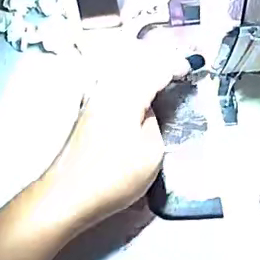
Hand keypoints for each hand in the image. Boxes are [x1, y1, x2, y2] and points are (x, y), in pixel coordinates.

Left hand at [28, 49, 189, 232]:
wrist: (68, 194)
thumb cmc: (114, 175)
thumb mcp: (151, 151)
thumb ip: (155, 122)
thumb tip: (148, 109)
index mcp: (126, 94)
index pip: (155, 69)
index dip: (176, 66)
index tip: (191, 67)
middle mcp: (106, 90)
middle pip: (135, 65)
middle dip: (156, 64)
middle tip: (177, 69)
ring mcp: (92, 101)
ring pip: (121, 75)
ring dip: (141, 74)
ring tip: (159, 80)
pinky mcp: (85, 115)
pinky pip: (113, 89)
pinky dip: (128, 87)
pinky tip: (135, 97)